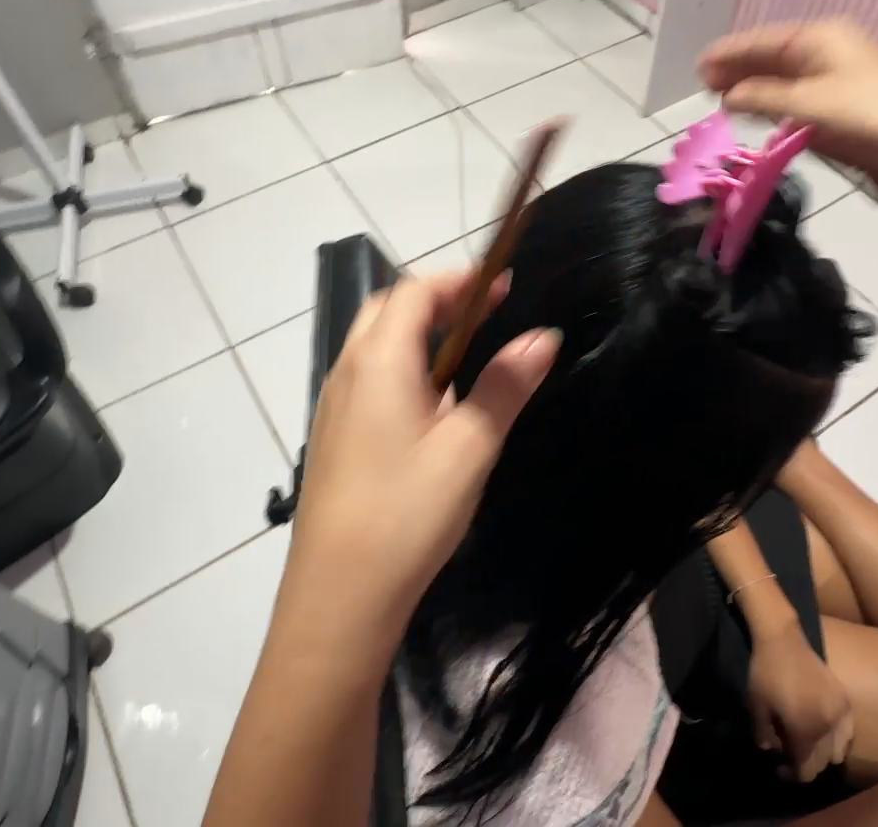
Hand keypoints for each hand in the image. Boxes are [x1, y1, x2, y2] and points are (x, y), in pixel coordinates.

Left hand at [286, 271, 560, 637]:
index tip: (505, 286)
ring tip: (467, 352)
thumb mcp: (470, 446)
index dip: (461, 282)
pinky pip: (369, 376)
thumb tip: (544, 336)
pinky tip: (432, 405)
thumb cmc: (408, 513)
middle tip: (486, 313)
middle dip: (438, 300)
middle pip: (388, 310)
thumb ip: (505, 386)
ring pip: (375, 344)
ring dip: (419, 332)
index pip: (415, 292)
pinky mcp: (334, 435)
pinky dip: (403, 364)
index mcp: (379, 360)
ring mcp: (334, 404)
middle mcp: (348, 370)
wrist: (338, 594)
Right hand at [697, 19, 877, 200]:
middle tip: (704, 86)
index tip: (699, 66)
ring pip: (783, 79)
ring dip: (753, 89)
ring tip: (722, 100)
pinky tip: (757, 115)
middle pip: (772, 57)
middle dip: (739, 70)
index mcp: (821, 37)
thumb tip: (729, 96)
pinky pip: (796, 98)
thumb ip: (762, 97)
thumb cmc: (865, 118)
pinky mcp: (840, 106)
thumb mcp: (807, 104)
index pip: (764, 40)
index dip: (729, 53)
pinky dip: (772, 104)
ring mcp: (835, 79)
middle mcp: (827, 51)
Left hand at [746, 624, 855, 781]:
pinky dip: (837, 739)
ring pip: (838, 752)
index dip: (792, 775)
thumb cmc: (765, 671)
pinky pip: (848, 733)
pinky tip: (821, 728)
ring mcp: (841, 714)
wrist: (782, 639)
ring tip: (805, 740)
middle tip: (789, 752)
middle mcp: (828, 727)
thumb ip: (763, 735)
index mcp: (805, 730)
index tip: (779, 767)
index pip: (806, 770)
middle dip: (805, 764)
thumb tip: (772, 751)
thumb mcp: (755, 705)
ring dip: (823, 754)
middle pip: (823, 764)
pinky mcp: (846, 700)